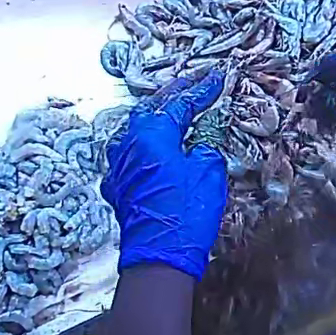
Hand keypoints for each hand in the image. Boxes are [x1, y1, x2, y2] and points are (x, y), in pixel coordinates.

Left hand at [101, 72, 227, 280]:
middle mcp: (127, 144)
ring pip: (138, 132)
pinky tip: (156, 147)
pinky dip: (147, 146)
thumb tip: (202, 138)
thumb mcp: (208, 171)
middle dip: (175, 97)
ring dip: (158, 119)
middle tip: (195, 85)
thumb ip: (205, 145)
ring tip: (177, 111)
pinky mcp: (119, 187)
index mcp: (150, 133)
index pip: (179, 103)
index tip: (216, 78)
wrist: (159, 256)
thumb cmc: (186, 212)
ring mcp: (118, 166)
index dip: (201, 90)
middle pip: (152, 111)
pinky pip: (132, 156)